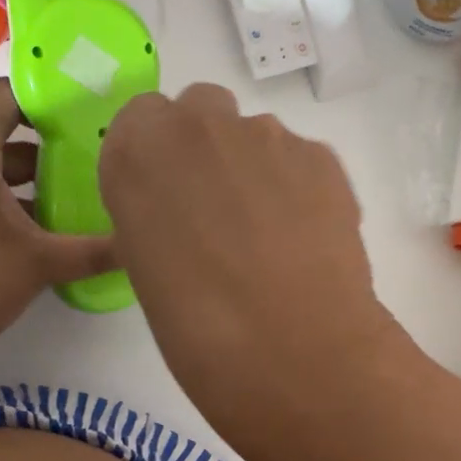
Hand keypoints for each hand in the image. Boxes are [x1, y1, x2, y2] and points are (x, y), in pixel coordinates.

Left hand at [0, 78, 113, 373]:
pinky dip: (14, 198)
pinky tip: (49, 223)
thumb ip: (94, 250)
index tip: (84, 105)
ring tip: (80, 188)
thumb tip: (141, 240)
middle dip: (49, 140)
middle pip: (2, 132)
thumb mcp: (42, 264)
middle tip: (94, 149)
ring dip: (33, 175)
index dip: (43, 95)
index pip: (3, 97)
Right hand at [100, 84, 421, 460]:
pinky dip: (301, 191)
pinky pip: (302, 162)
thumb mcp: (146, 268)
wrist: (290, 348)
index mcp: (137, 151)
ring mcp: (267, 135)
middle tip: (220, 215)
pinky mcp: (322, 158)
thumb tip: (184, 221)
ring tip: (273, 240)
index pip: (140, 122)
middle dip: (207, 150)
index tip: (167, 201)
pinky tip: (307, 243)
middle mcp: (200, 125)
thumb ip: (155, 220)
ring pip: (257, 137)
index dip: (156, 160)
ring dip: (258, 172)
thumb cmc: (197, 327)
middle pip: (201, 112)